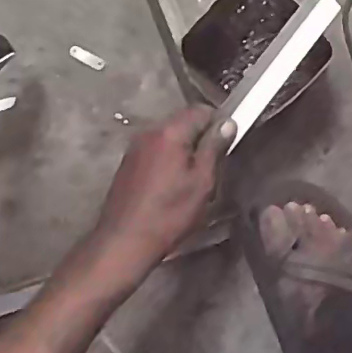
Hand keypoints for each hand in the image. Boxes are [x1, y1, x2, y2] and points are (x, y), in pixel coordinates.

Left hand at [92, 105, 235, 265]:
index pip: (201, 110)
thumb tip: (227, 123)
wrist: (123, 242)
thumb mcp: (202, 182)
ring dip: (184, 148)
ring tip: (193, 177)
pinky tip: (171, 183)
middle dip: (200, 136)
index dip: (218, 122)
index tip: (227, 143)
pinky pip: (156, 149)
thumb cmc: (169, 213)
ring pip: (169, 136)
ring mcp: (135, 146)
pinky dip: (168, 158)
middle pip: (183, 121)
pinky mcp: (127, 162)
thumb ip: (214, 147)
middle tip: (213, 164)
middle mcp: (150, 132)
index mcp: (170, 132)